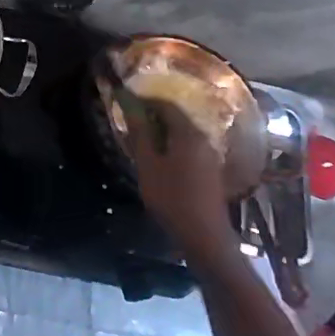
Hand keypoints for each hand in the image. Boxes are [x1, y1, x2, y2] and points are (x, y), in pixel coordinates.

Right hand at [123, 98, 246, 269]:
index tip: (125, 100)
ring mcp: (210, 154)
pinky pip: (188, 145)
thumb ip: (140, 132)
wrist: (204, 236)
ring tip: (139, 137)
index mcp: (189, 132)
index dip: (145, 99)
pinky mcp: (210, 168)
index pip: (166, 104)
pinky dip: (171, 143)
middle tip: (129, 120)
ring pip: (182, 132)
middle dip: (153, 114)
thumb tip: (129, 102)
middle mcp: (204, 137)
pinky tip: (157, 155)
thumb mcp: (148, 164)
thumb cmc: (171, 197)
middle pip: (177, 116)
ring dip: (161, 130)